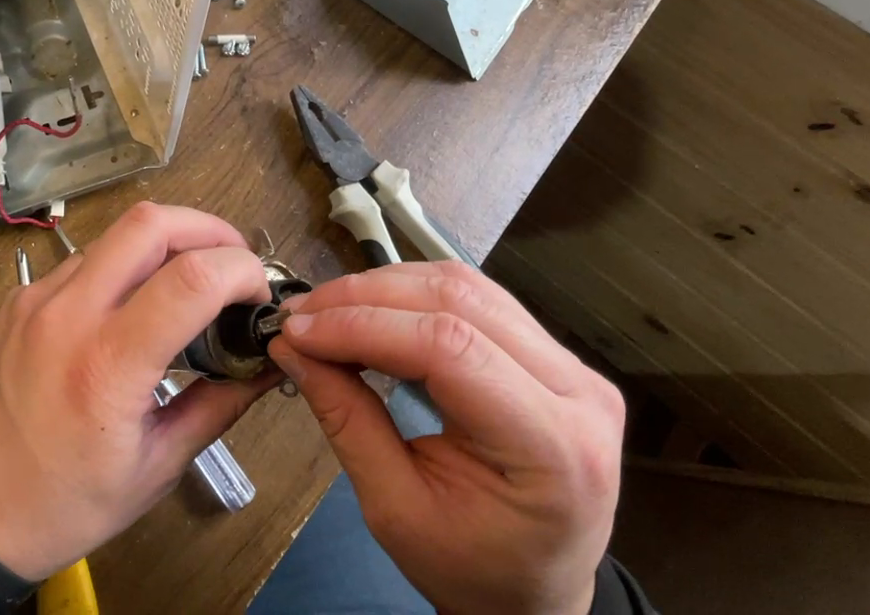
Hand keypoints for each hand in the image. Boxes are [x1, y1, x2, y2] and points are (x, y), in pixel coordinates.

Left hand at [0, 202, 279, 583]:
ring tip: (190, 283)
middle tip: (233, 263)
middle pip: (149, 223)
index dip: (241, 272)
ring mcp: (37, 298)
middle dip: (207, 229)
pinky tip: (134, 305)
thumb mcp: (158, 466)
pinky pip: (85, 259)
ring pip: (116, 235)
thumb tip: (271, 362)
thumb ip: (221, 404)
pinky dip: (124, 266)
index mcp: (107, 365)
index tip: (258, 295)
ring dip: (165, 245)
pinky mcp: (19, 297)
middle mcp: (68, 314)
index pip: (191, 278)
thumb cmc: (70, 503)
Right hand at [269, 262, 624, 614]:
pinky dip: (412, 292)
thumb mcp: (395, 511)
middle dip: (364, 297)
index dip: (363, 326)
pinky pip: (477, 297)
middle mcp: (577, 390)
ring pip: (466, 286)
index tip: (297, 330)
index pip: (448, 348)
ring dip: (385, 286)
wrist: (536, 596)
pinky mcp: (555, 355)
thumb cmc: (470, 570)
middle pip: (458, 301)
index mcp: (552, 446)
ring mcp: (573, 366)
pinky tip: (371, 308)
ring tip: (327, 309)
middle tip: (301, 313)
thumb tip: (291, 346)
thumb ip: (346, 420)